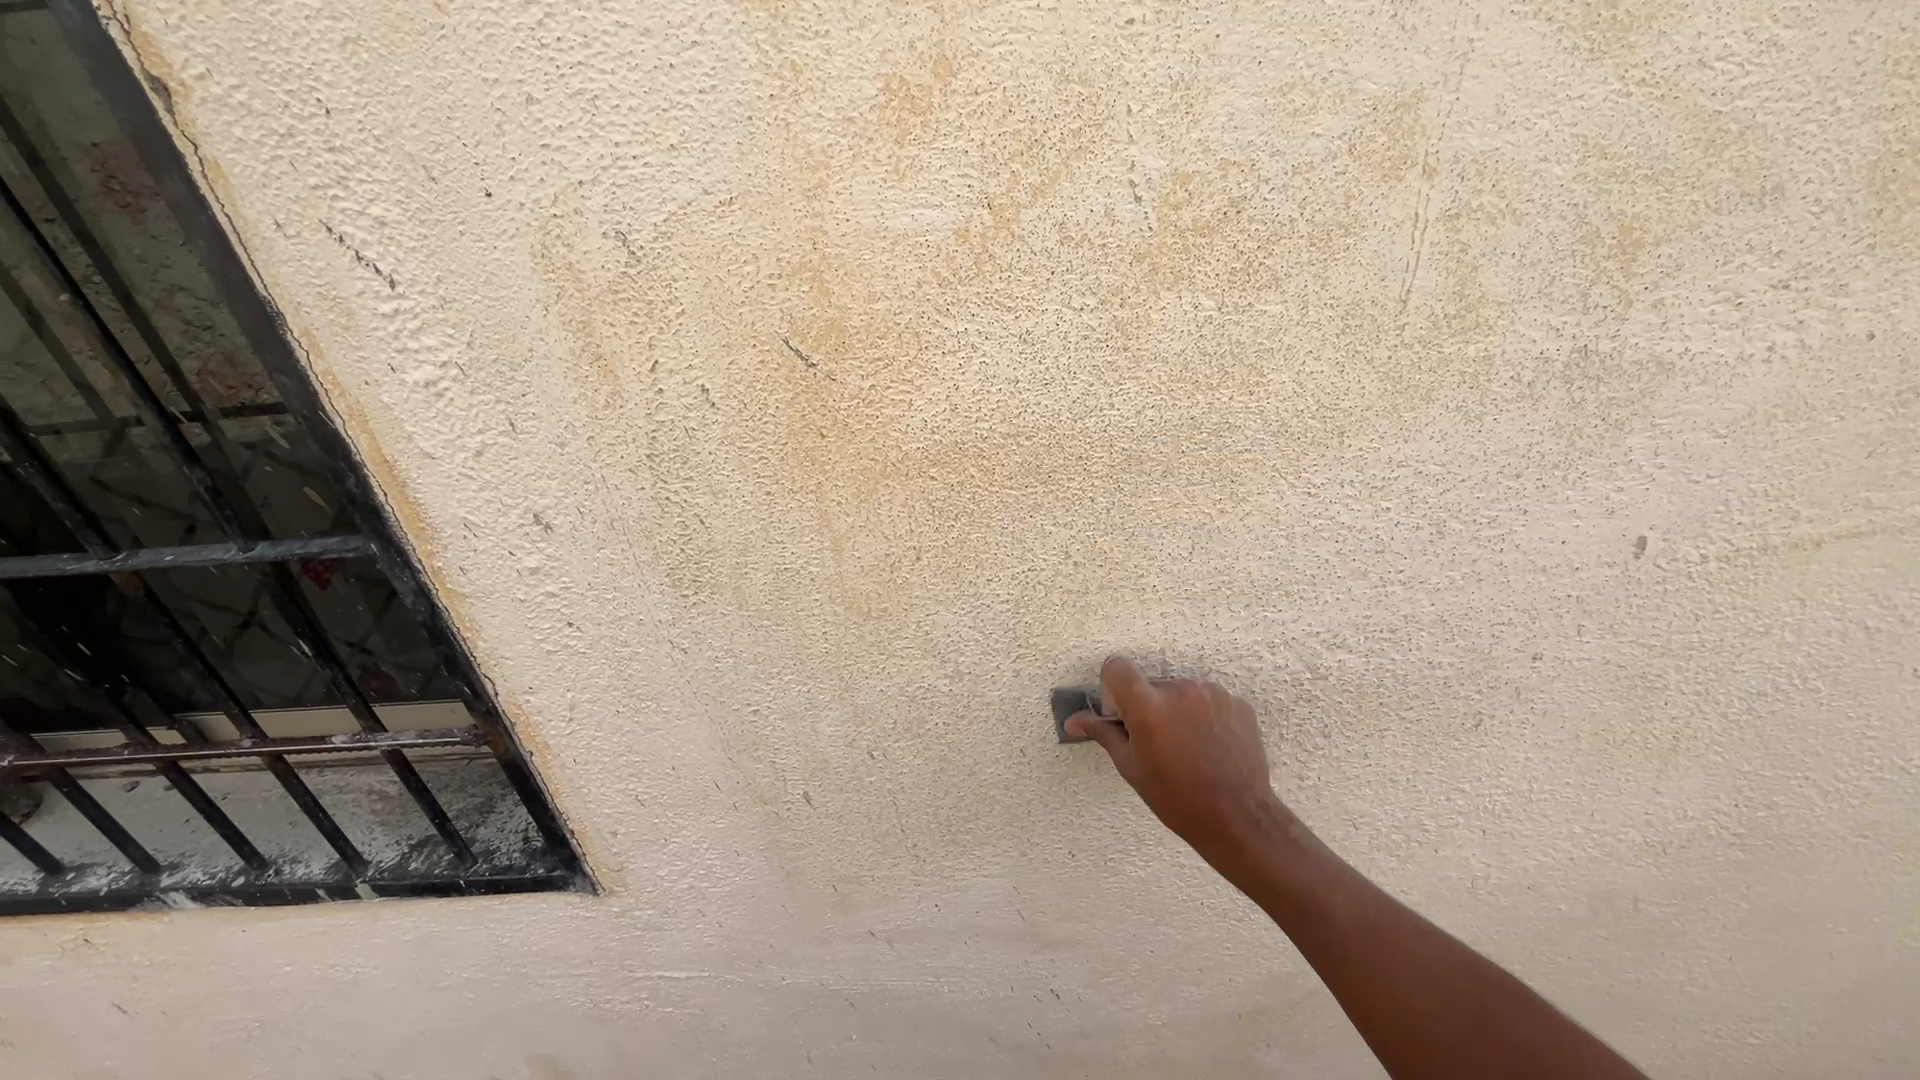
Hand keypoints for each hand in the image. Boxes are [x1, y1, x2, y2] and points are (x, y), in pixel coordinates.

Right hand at [1066, 656, 1287, 856]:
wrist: (1238, 817)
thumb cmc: (1177, 797)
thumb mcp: (1131, 767)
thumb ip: (1103, 733)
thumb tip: (1073, 721)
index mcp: (1148, 705)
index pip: (1117, 667)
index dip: (1113, 687)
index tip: (1121, 712)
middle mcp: (1180, 689)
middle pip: (1151, 684)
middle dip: (1148, 705)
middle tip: (1156, 742)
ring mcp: (1212, 694)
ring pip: (1181, 692)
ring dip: (1177, 710)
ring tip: (1187, 747)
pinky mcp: (1237, 703)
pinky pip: (1209, 700)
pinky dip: (1204, 716)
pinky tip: (1209, 746)